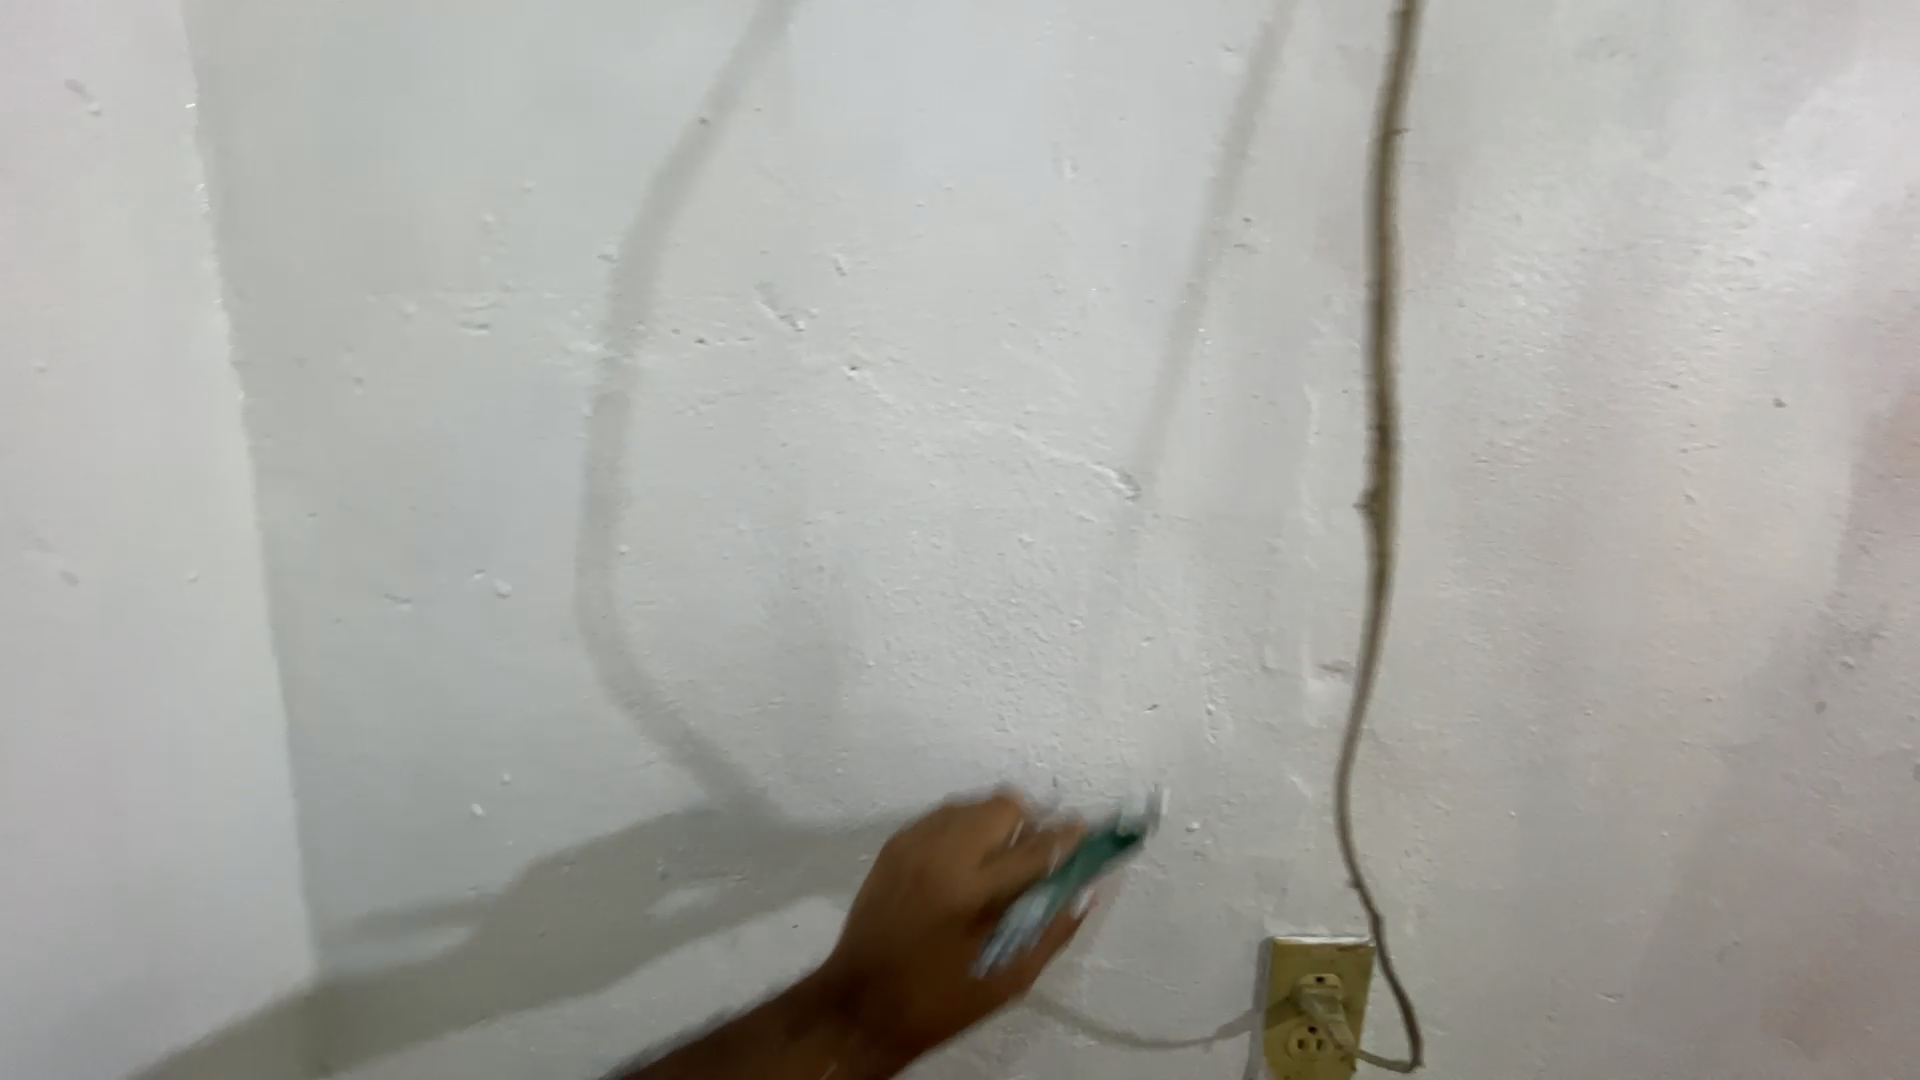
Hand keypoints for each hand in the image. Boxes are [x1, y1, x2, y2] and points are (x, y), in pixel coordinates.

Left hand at [814, 789, 1089, 1060]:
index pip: (1035, 848)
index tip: (1084, 828)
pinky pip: (943, 815)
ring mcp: (914, 842)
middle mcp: (943, 853)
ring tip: (1002, 855)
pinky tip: (967, 857)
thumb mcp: (1007, 978)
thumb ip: (1051, 930)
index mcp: (973, 891)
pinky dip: (964, 826)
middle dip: (1029, 821)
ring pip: (972, 804)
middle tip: (1037, 849)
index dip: (1066, 835)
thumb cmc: (941, 999)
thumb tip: (1084, 890)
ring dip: (996, 821)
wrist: (860, 1004)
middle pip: (1003, 807)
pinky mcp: (896, 842)